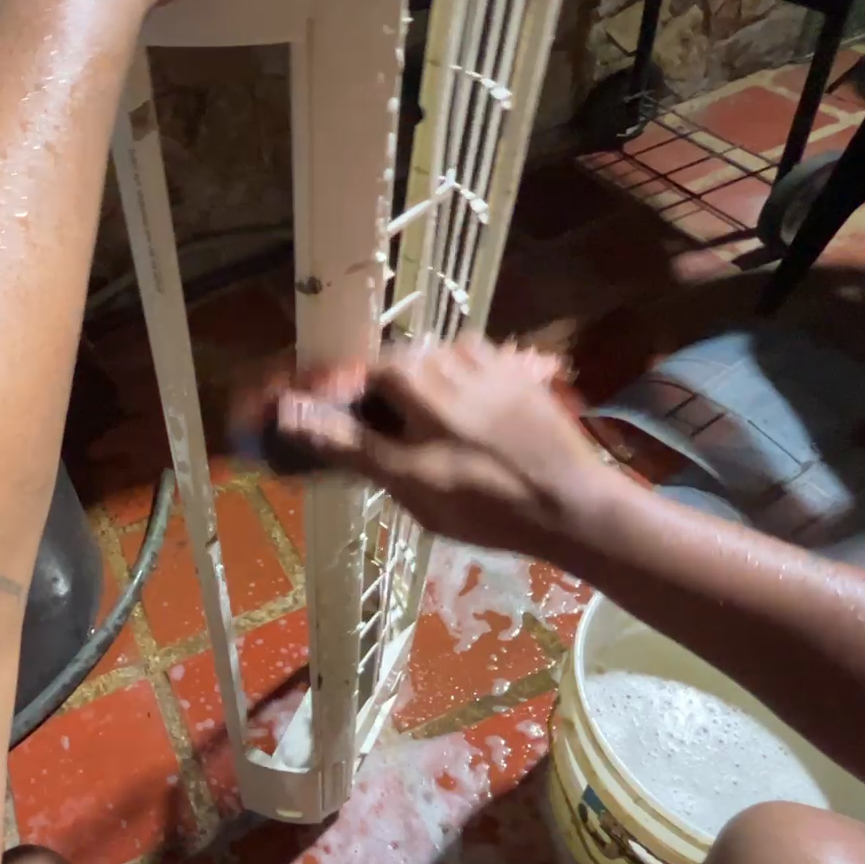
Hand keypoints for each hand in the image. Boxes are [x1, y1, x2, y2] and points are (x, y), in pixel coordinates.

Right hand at [275, 339, 622, 553]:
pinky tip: (457, 417)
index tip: (319, 416)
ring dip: (411, 389)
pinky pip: (465, 365)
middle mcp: (448, 356)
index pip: (354, 370)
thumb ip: (347, 441)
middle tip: (375, 434)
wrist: (575, 507)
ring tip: (417, 430)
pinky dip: (448, 386)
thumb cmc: (484, 503)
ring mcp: (487, 360)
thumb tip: (289, 412)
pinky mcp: (515, 371)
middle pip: (390, 364)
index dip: (332, 392)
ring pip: (427, 363)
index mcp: (418, 378)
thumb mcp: (406, 480)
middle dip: (374, 393)